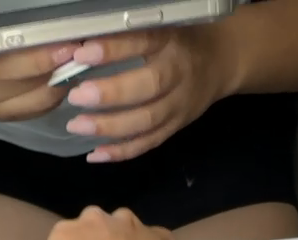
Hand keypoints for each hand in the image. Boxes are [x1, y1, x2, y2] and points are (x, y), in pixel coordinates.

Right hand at [0, 0, 75, 121]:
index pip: (2, 66)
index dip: (35, 60)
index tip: (64, 47)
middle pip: (21, 87)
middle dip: (53, 69)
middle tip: (80, 52)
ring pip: (31, 102)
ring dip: (57, 84)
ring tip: (77, 64)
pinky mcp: (1, 117)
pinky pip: (34, 110)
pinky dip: (53, 95)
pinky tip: (64, 78)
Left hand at [62, 29, 235, 161]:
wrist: (222, 62)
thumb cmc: (181, 39)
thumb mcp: (163, 27)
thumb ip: (130, 35)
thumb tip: (82, 43)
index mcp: (171, 42)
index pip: (143, 43)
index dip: (113, 50)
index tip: (82, 55)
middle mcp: (178, 74)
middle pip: (147, 88)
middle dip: (110, 94)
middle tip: (76, 97)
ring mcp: (178, 106)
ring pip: (146, 121)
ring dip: (111, 127)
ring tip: (78, 126)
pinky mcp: (175, 127)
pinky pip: (148, 143)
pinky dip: (122, 152)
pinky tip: (96, 154)